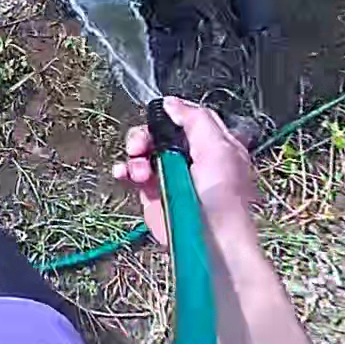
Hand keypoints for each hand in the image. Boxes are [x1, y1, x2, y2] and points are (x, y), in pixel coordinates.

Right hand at [111, 96, 257, 245]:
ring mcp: (169, 174)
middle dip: (145, 135)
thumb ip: (195, 119)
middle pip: (158, 132)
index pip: (185, 118)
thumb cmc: (222, 196)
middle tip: (140, 146)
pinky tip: (123, 174)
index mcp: (211, 143)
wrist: (210, 240)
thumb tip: (169, 103)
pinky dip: (124, 170)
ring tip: (139, 171)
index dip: (169, 116)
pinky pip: (132, 173)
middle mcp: (189, 156)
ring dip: (135, 155)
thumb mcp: (218, 147)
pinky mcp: (152, 193)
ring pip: (142, 150)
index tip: (158, 118)